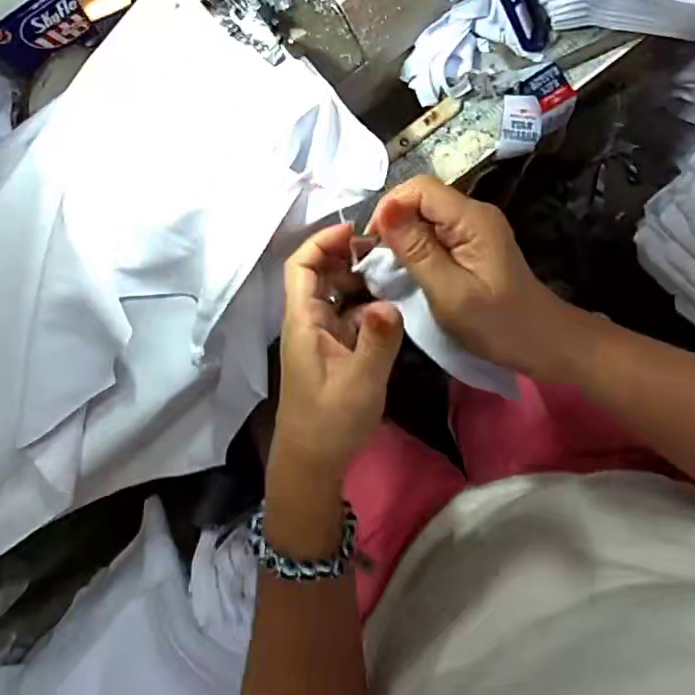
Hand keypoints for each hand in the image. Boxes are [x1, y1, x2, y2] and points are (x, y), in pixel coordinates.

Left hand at [272, 224, 405, 486]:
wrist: (312, 464)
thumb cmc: (329, 422)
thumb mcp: (361, 383)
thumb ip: (377, 341)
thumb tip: (389, 302)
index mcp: (303, 320)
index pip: (302, 265)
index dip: (323, 241)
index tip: (356, 231)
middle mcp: (308, 320)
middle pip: (319, 272)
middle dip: (347, 255)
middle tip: (385, 251)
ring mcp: (320, 334)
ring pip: (335, 292)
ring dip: (359, 279)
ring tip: (393, 272)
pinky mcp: (333, 349)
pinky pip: (347, 314)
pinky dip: (366, 304)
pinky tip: (391, 305)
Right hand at [369, 176, 580, 381]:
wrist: (543, 344)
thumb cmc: (498, 324)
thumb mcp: (450, 292)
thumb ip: (416, 250)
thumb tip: (384, 211)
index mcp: (472, 218)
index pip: (419, 188)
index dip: (390, 208)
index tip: (374, 244)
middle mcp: (473, 213)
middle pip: (420, 198)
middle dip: (393, 223)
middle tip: (378, 261)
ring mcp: (474, 227)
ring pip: (424, 215)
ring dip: (402, 237)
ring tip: (391, 269)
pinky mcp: (471, 242)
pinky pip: (434, 231)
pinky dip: (416, 247)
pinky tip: (411, 271)